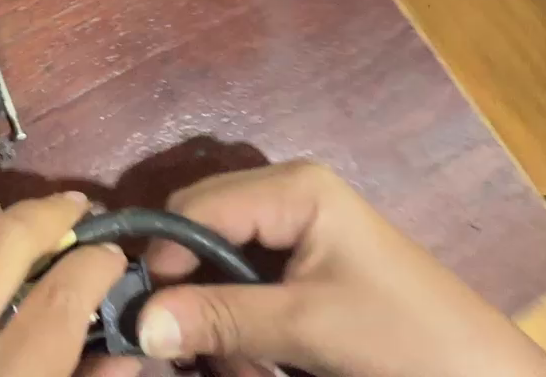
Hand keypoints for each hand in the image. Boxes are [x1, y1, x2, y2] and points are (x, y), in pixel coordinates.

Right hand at [128, 162, 545, 376]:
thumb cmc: (406, 342)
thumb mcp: (308, 330)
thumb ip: (223, 319)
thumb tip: (139, 322)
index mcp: (291, 186)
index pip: (197, 206)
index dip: (167, 256)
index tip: (148, 317)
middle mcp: (286, 192)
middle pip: (203, 227)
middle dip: (196, 289)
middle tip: (201, 350)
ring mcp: (298, 224)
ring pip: (219, 257)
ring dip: (219, 311)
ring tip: (245, 363)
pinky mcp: (306, 260)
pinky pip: (247, 276)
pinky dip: (242, 317)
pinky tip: (261, 357)